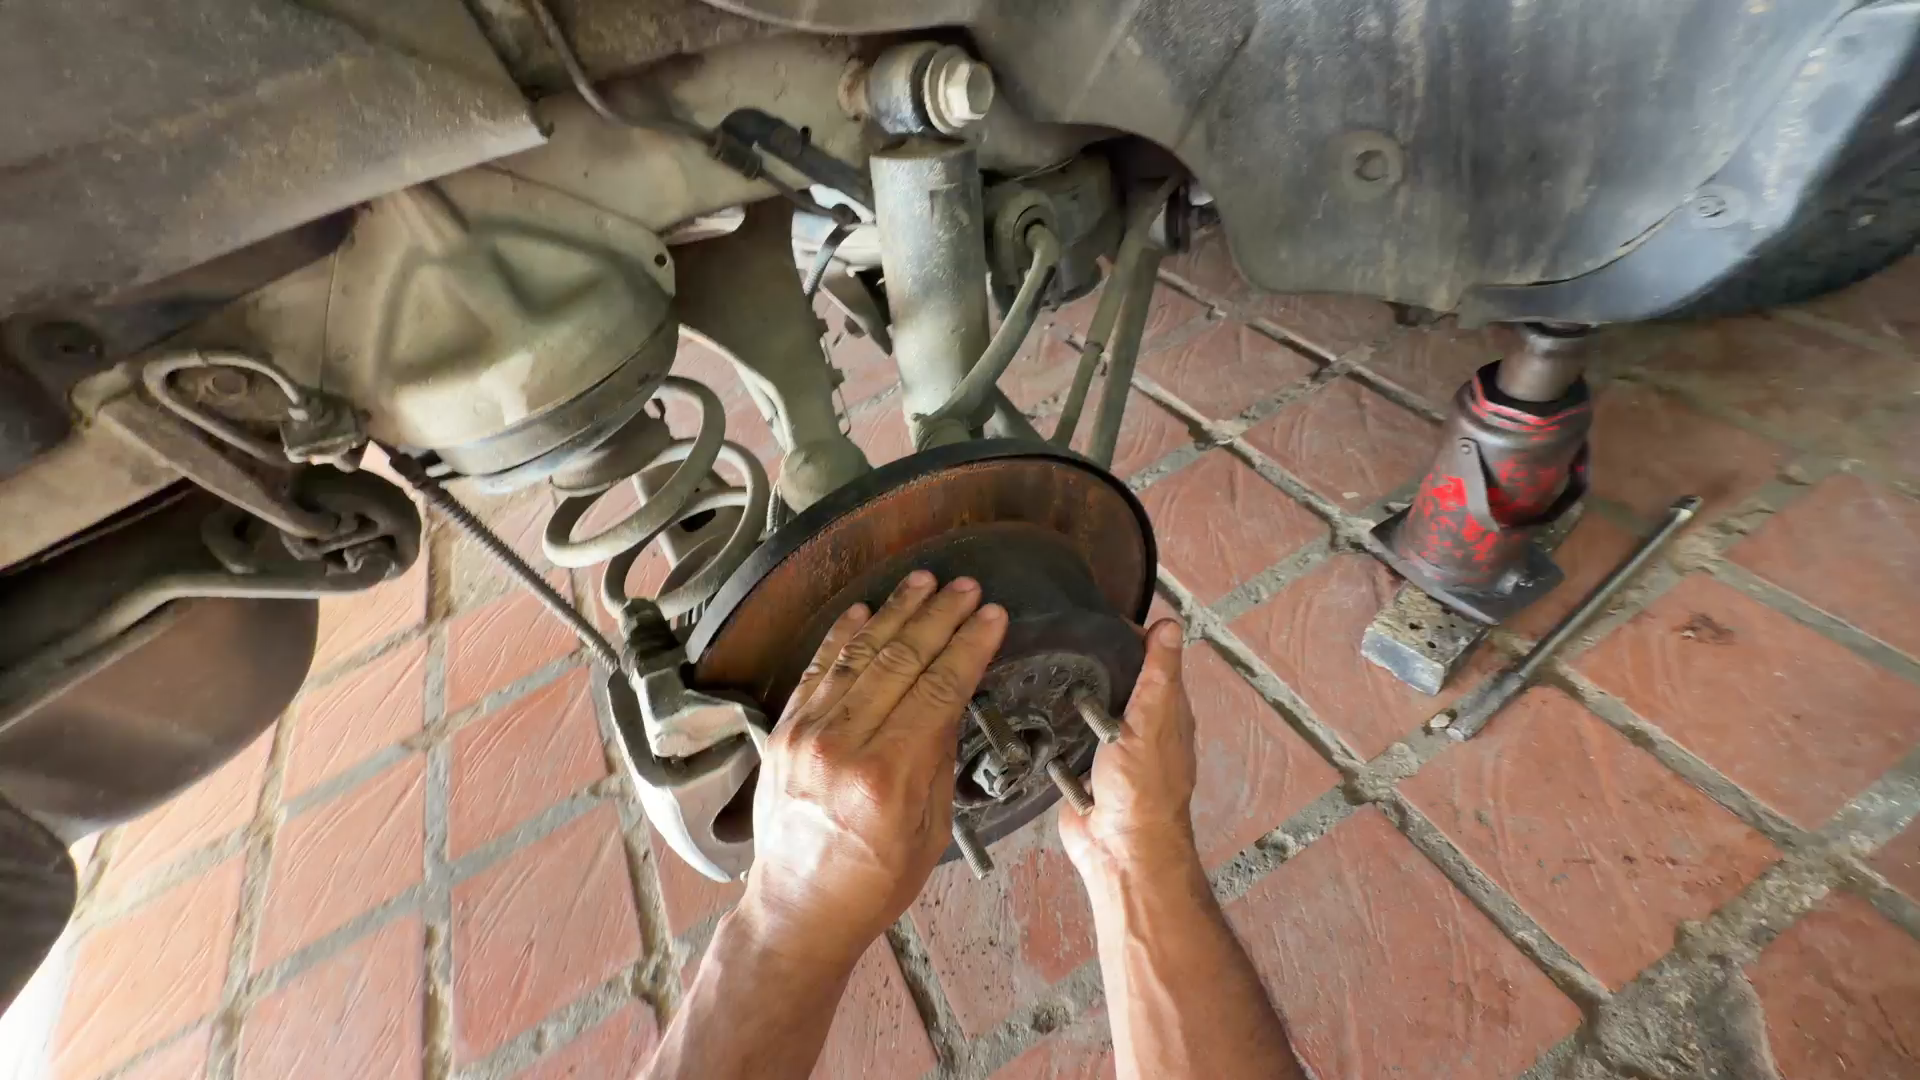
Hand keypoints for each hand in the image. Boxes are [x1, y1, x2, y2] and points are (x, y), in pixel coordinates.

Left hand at [741, 571, 1006, 968]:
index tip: (991, 617)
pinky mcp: (784, 730)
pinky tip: (865, 609)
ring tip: (923, 581)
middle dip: (939, 617)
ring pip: (859, 654)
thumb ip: (937, 758)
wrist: (798, 910)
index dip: (969, 646)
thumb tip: (949, 698)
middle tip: (965, 588)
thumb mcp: (929, 831)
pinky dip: (842, 634)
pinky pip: (817, 669)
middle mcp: (842, 745)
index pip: (938, 689)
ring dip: (895, 612)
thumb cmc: (873, 883)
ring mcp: (806, 733)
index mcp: (886, 777)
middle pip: (900, 661)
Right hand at [1058, 620, 1200, 884]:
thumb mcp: (1152, 720)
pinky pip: (1064, 734)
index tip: (1090, 614)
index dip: (1127, 635)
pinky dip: (1052, 721)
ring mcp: (1107, 747)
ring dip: (1067, 689)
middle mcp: (1137, 725)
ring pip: (1087, 706)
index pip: (1149, 659)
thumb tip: (1170, 623)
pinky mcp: (1078, 765)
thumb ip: (1158, 675)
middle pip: (1114, 680)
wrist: (1117, 849)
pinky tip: (1028, 703)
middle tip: (1051, 634)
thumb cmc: (1141, 785)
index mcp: (1164, 711)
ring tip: (1034, 659)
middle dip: (1089, 658)